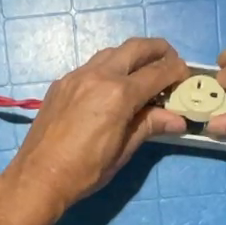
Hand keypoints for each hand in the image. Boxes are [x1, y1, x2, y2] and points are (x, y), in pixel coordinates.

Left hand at [3, 37, 189, 210]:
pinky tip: (112, 85)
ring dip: (132, 56)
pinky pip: (92, 65)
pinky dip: (109, 67)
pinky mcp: (62, 83)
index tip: (186, 74)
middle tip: (170, 61)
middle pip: (135, 48)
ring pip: (111, 53)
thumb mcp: (123, 151)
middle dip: (158, 50)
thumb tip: (177, 119)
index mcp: (119, 94)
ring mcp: (77, 76)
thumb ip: (149, 126)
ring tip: (142, 71)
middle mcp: (99, 75)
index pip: (157, 73)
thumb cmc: (85, 171)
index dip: (176, 71)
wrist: (39, 176)